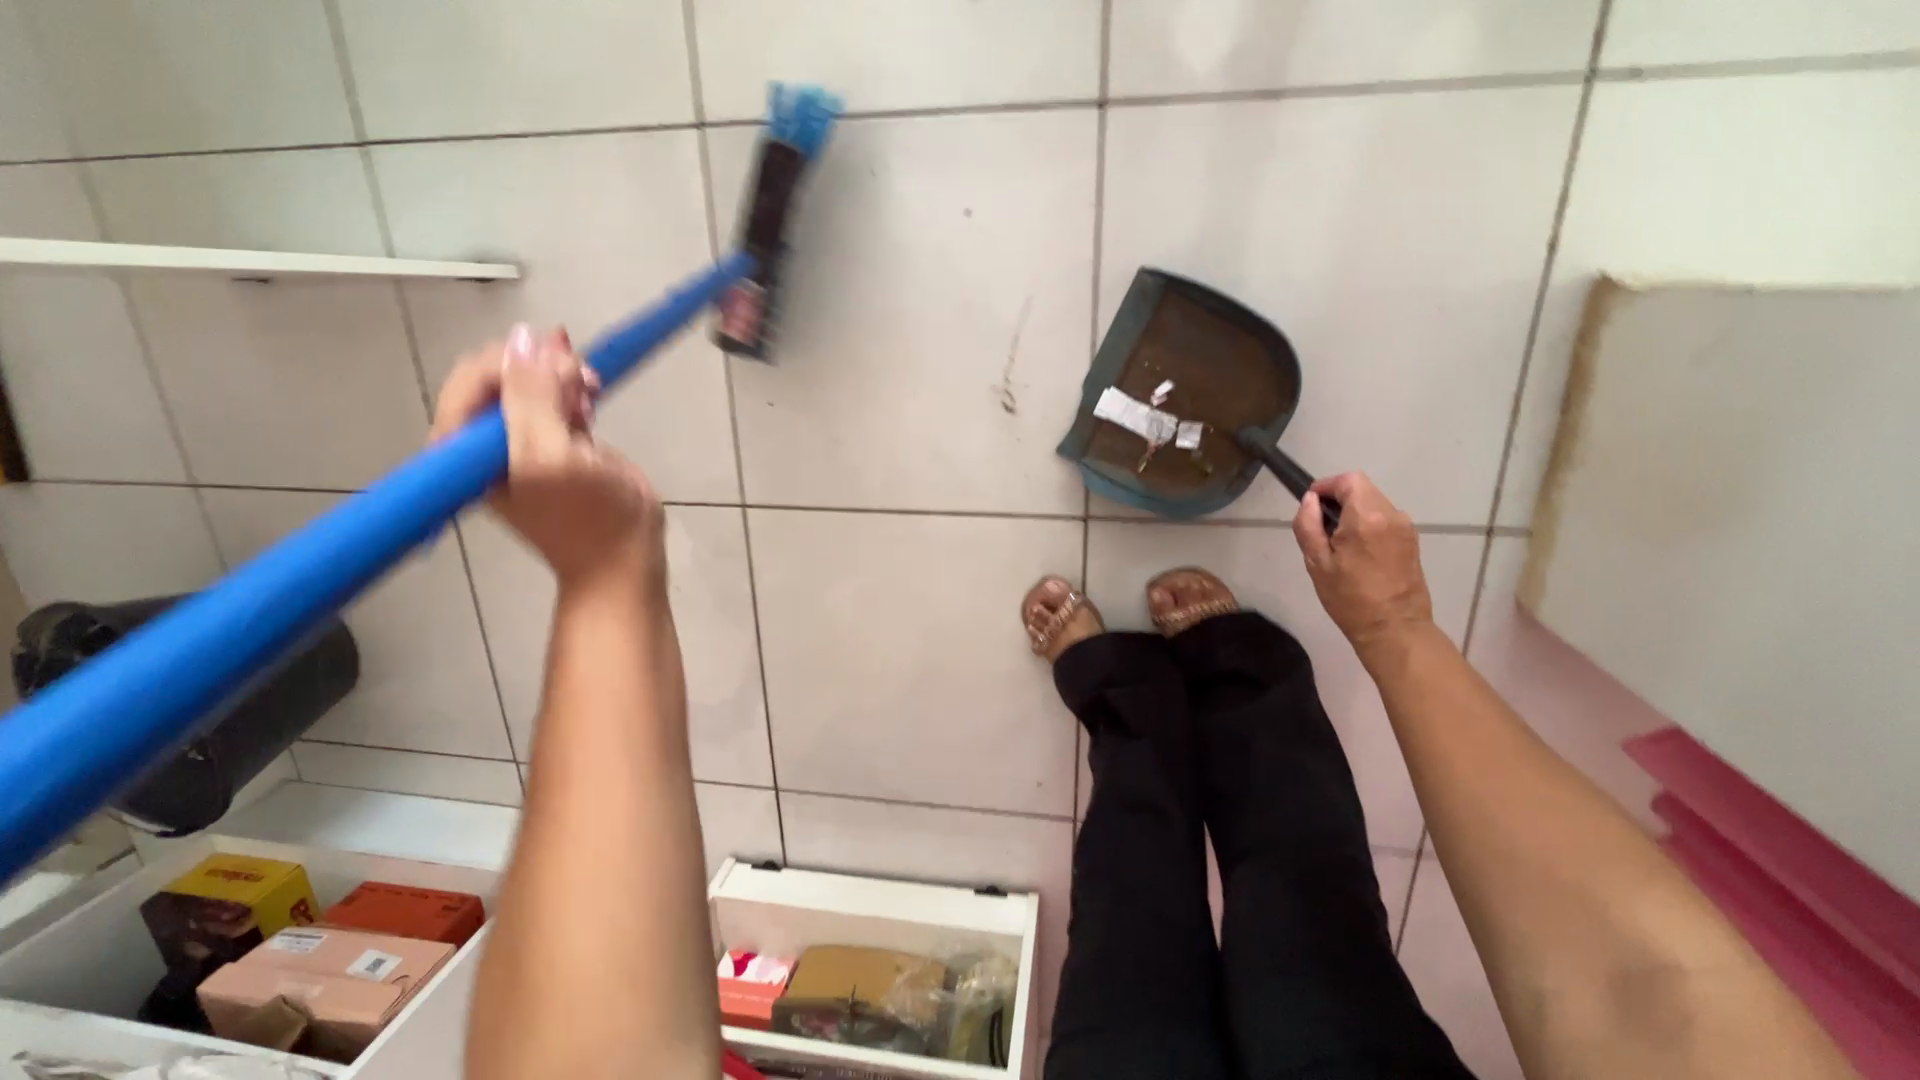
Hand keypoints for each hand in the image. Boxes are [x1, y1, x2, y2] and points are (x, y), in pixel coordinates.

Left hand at [432, 323, 665, 593]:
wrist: (625, 557)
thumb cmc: (587, 517)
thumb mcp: (552, 456)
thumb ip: (531, 398)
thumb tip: (525, 338)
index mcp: (464, 450)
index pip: (471, 380)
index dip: (514, 362)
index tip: (562, 367)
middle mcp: (483, 441)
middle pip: (499, 376)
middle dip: (541, 367)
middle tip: (583, 378)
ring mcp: (521, 440)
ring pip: (530, 382)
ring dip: (562, 375)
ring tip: (593, 388)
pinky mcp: (555, 440)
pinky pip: (554, 397)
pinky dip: (574, 389)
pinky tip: (593, 395)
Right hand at [1293, 472, 1433, 649]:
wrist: (1394, 628)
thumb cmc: (1350, 598)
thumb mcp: (1317, 563)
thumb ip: (1308, 525)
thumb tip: (1310, 501)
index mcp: (1366, 517)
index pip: (1348, 480)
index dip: (1326, 486)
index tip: (1312, 506)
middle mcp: (1391, 514)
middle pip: (1362, 489)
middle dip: (1339, 500)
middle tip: (1322, 528)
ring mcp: (1405, 527)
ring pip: (1374, 503)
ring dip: (1354, 513)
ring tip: (1340, 544)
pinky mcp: (1412, 539)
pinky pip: (1385, 519)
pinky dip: (1368, 524)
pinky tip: (1358, 552)